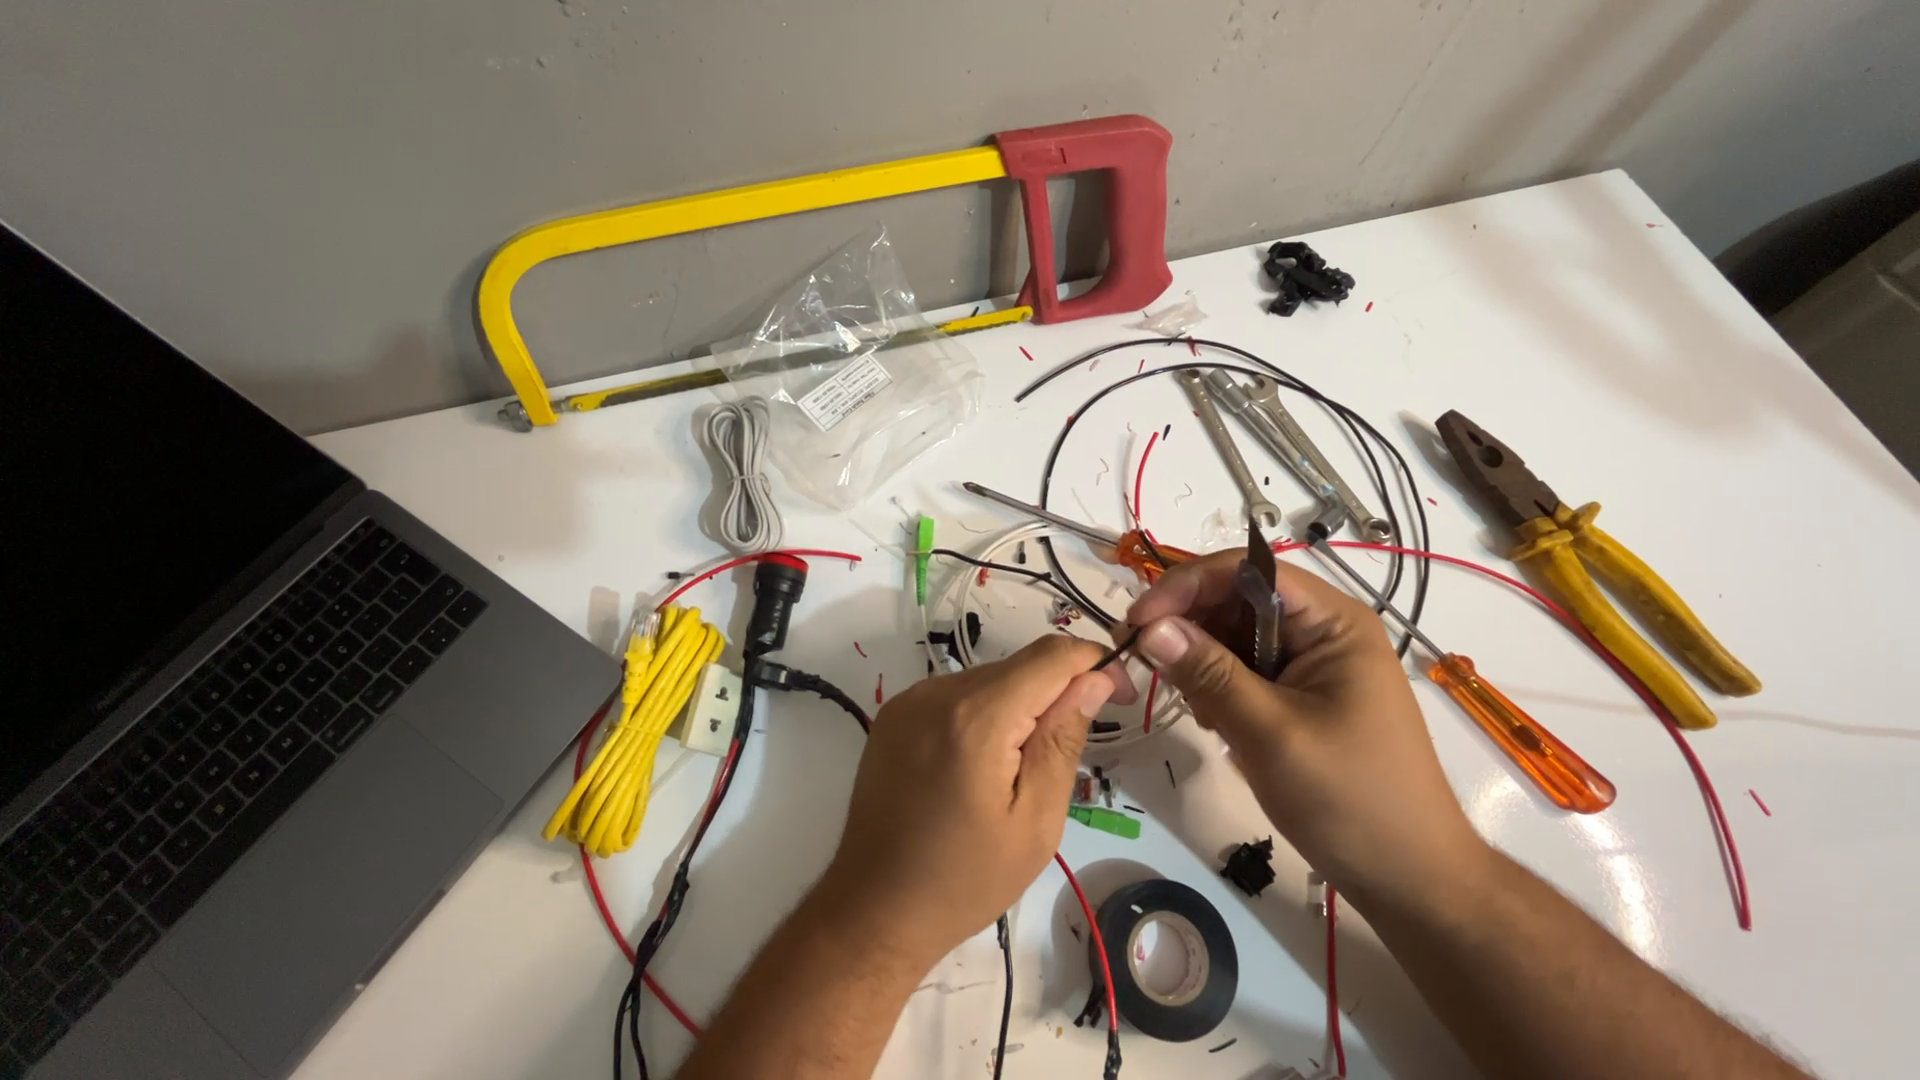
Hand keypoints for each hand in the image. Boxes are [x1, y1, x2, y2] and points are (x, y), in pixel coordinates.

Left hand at [817, 635, 1121, 963]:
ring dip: (1021, 704)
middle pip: (1020, 665)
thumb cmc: (965, 880)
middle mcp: (937, 692)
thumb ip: (1064, 740)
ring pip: (989, 677)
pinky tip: (983, 764)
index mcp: (976, 717)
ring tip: (1021, 768)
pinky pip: (957, 694)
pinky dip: (985, 713)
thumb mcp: (1035, 822)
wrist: (875, 908)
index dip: (1095, 663)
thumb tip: (1094, 679)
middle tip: (1072, 748)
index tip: (1120, 696)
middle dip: (1059, 690)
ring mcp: (909, 700)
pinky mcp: (894, 715)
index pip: (1051, 655)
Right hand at [1125, 550, 1484, 903]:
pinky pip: (1244, 669)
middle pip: (1237, 599)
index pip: (1248, 571)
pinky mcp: (1301, 696)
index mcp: (1333, 621)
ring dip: (1198, 657)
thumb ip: (1209, 674)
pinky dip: (1216, 684)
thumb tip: (1150, 628)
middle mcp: (1323, 630)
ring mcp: (1313, 664)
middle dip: (1187, 622)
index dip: (1187, 585)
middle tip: (1137, 656)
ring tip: (1186, 701)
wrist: (1407, 875)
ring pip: (1234, 635)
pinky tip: (1211, 719)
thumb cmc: (1349, 798)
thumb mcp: (1270, 732)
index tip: (1137, 622)